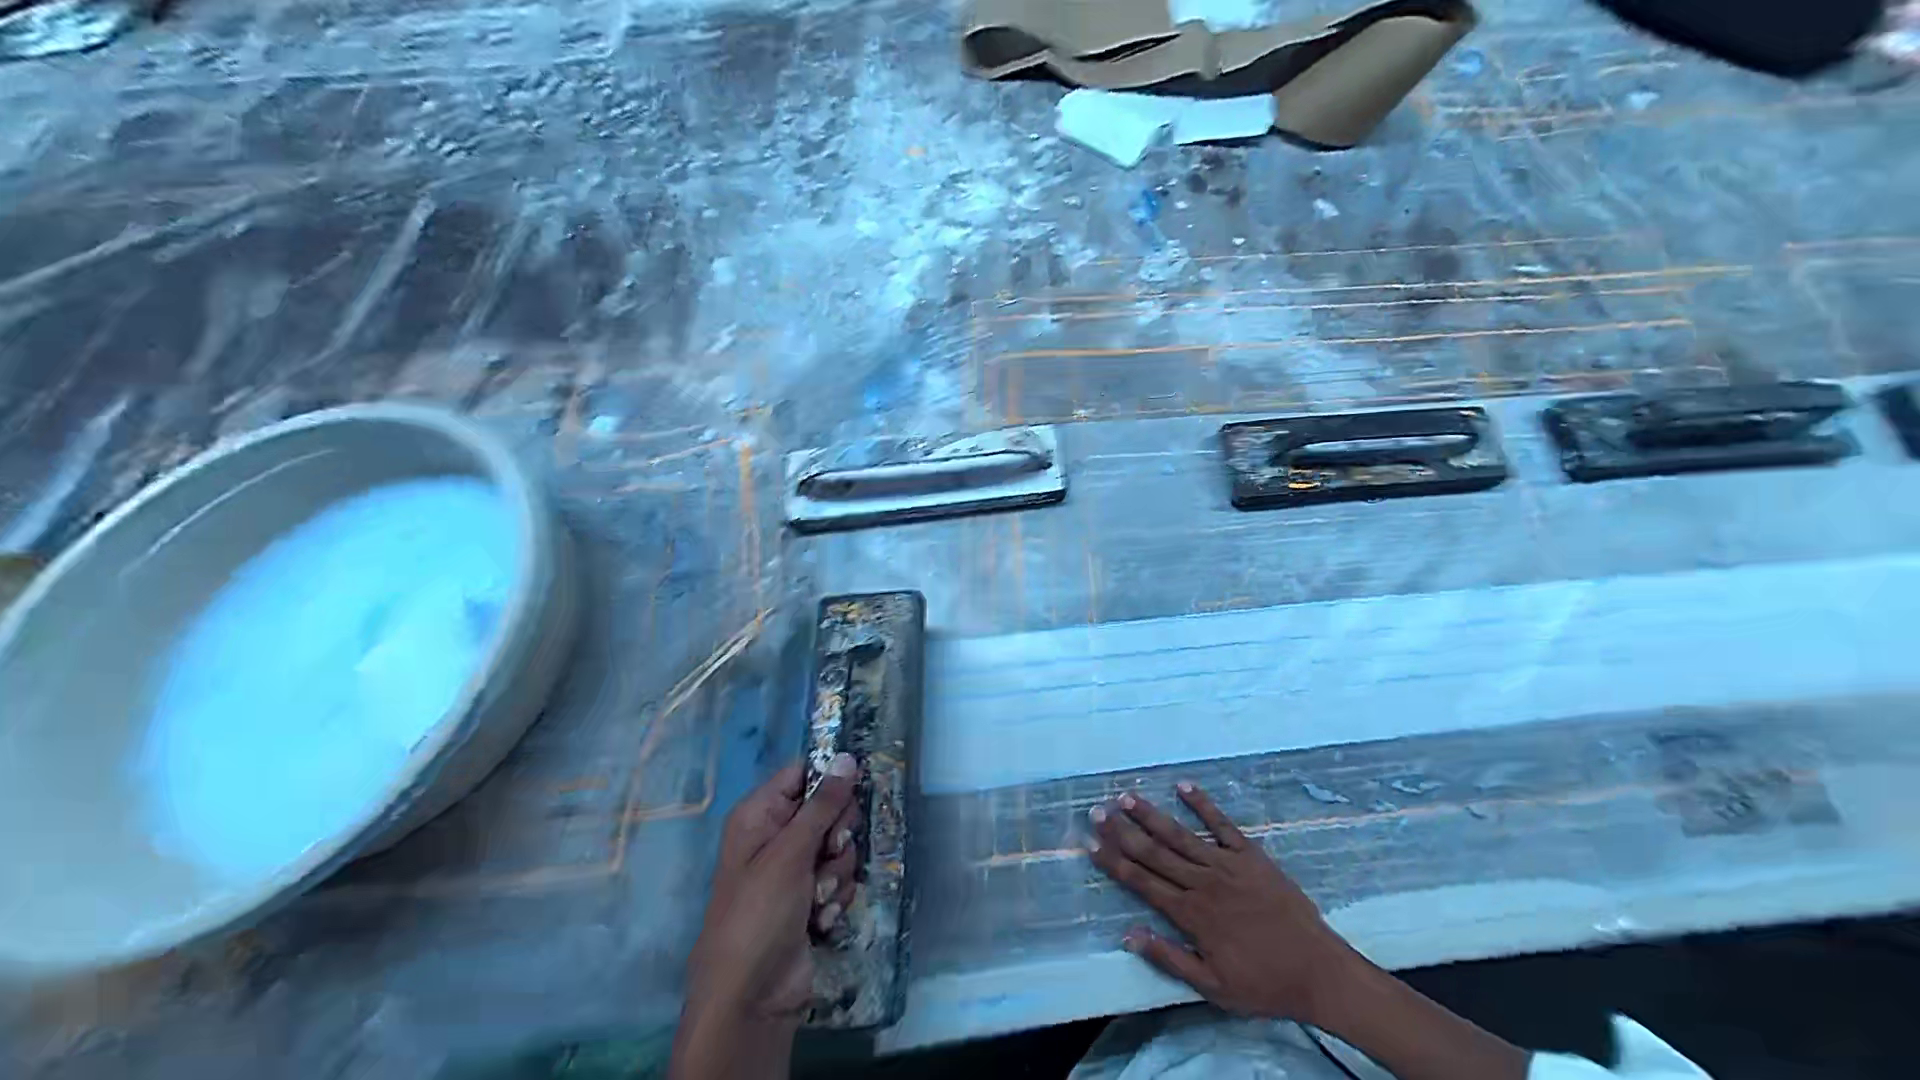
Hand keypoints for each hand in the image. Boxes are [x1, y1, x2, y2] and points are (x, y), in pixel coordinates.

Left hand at [671, 754, 859, 1079]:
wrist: (752, 996)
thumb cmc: (759, 913)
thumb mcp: (790, 853)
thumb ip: (823, 805)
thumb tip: (847, 758)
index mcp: (760, 814)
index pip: (803, 773)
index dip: (829, 781)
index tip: (850, 793)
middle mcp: (778, 835)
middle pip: (830, 809)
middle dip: (837, 835)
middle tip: (827, 853)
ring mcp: (796, 868)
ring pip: (840, 847)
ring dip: (836, 873)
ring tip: (816, 898)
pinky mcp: (812, 897)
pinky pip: (840, 878)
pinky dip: (835, 897)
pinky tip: (819, 920)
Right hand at [1088, 783, 1528, 1079]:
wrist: (1320, 972)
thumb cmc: (1264, 984)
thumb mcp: (1213, 987)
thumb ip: (1169, 958)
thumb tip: (1129, 935)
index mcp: (1191, 914)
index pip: (1142, 882)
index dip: (1114, 862)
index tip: (1091, 843)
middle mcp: (1202, 882)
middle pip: (1154, 852)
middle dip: (1123, 831)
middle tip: (1097, 810)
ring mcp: (1227, 865)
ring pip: (1180, 834)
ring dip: (1151, 815)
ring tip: (1127, 796)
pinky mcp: (1251, 856)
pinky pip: (1222, 825)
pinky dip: (1203, 804)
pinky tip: (1184, 786)